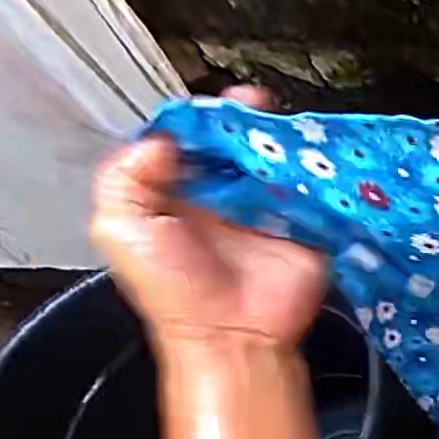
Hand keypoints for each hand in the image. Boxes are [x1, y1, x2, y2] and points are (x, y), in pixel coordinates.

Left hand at [90, 86, 327, 353]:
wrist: (232, 333)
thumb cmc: (174, 290)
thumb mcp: (120, 228)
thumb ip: (125, 176)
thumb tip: (165, 139)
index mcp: (186, 194)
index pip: (196, 142)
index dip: (204, 119)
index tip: (213, 105)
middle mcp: (231, 199)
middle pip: (243, 146)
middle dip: (250, 121)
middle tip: (255, 104)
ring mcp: (273, 213)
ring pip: (281, 164)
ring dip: (285, 143)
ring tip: (284, 126)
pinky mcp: (308, 230)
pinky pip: (316, 194)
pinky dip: (319, 175)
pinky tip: (314, 158)